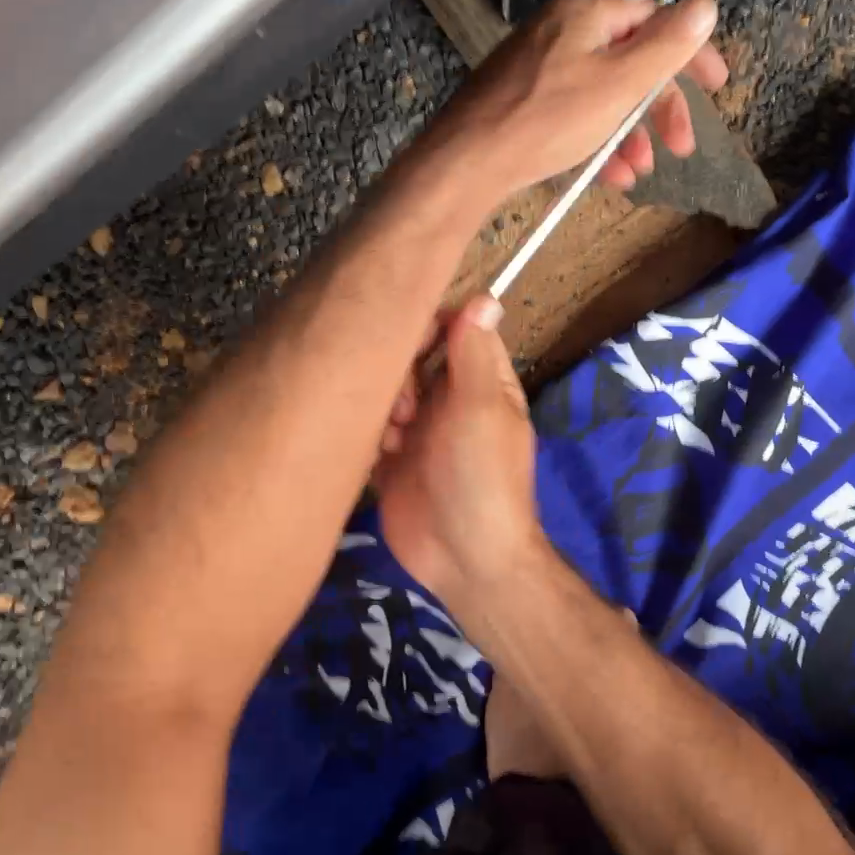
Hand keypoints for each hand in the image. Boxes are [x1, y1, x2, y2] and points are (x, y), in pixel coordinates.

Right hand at [371, 295, 545, 619]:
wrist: (464, 559)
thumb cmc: (482, 475)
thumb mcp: (481, 407)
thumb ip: (474, 353)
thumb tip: (485, 295)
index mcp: (484, 383)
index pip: (456, 332)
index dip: (431, 328)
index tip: (409, 340)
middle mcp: (451, 401)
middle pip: (414, 360)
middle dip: (402, 373)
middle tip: (406, 408)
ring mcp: (420, 432)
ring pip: (387, 392)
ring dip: (384, 407)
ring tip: (395, 437)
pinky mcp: (391, 463)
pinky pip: (370, 430)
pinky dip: (369, 435)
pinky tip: (377, 455)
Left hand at [423, 0, 730, 198]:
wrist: (468, 161)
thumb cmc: (547, 120)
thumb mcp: (619, 83)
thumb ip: (666, 46)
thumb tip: (705, 7)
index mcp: (588, 12)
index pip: (657, 21)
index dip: (692, 56)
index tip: (716, 87)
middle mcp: (563, 28)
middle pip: (631, 60)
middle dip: (659, 108)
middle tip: (680, 147)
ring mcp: (540, 63)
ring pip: (605, 92)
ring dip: (630, 132)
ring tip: (637, 171)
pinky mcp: (524, 96)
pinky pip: (576, 110)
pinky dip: (598, 139)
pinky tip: (608, 175)